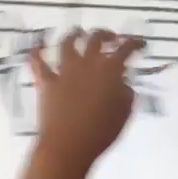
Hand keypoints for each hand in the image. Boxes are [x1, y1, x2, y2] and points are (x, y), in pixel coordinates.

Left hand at [28, 29, 144, 173]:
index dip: (135, 43)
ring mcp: (64, 70)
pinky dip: (37, 50)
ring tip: (78, 32)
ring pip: (67, 43)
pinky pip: (38, 62)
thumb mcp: (124, 113)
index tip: (140, 44)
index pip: (126, 49)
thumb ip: (126, 93)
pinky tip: (37, 42)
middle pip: (96, 39)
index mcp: (110, 70)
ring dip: (74, 35)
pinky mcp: (46, 81)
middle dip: (105, 34)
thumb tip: (122, 83)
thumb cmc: (101, 132)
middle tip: (111, 37)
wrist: (68, 147)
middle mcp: (87, 63)